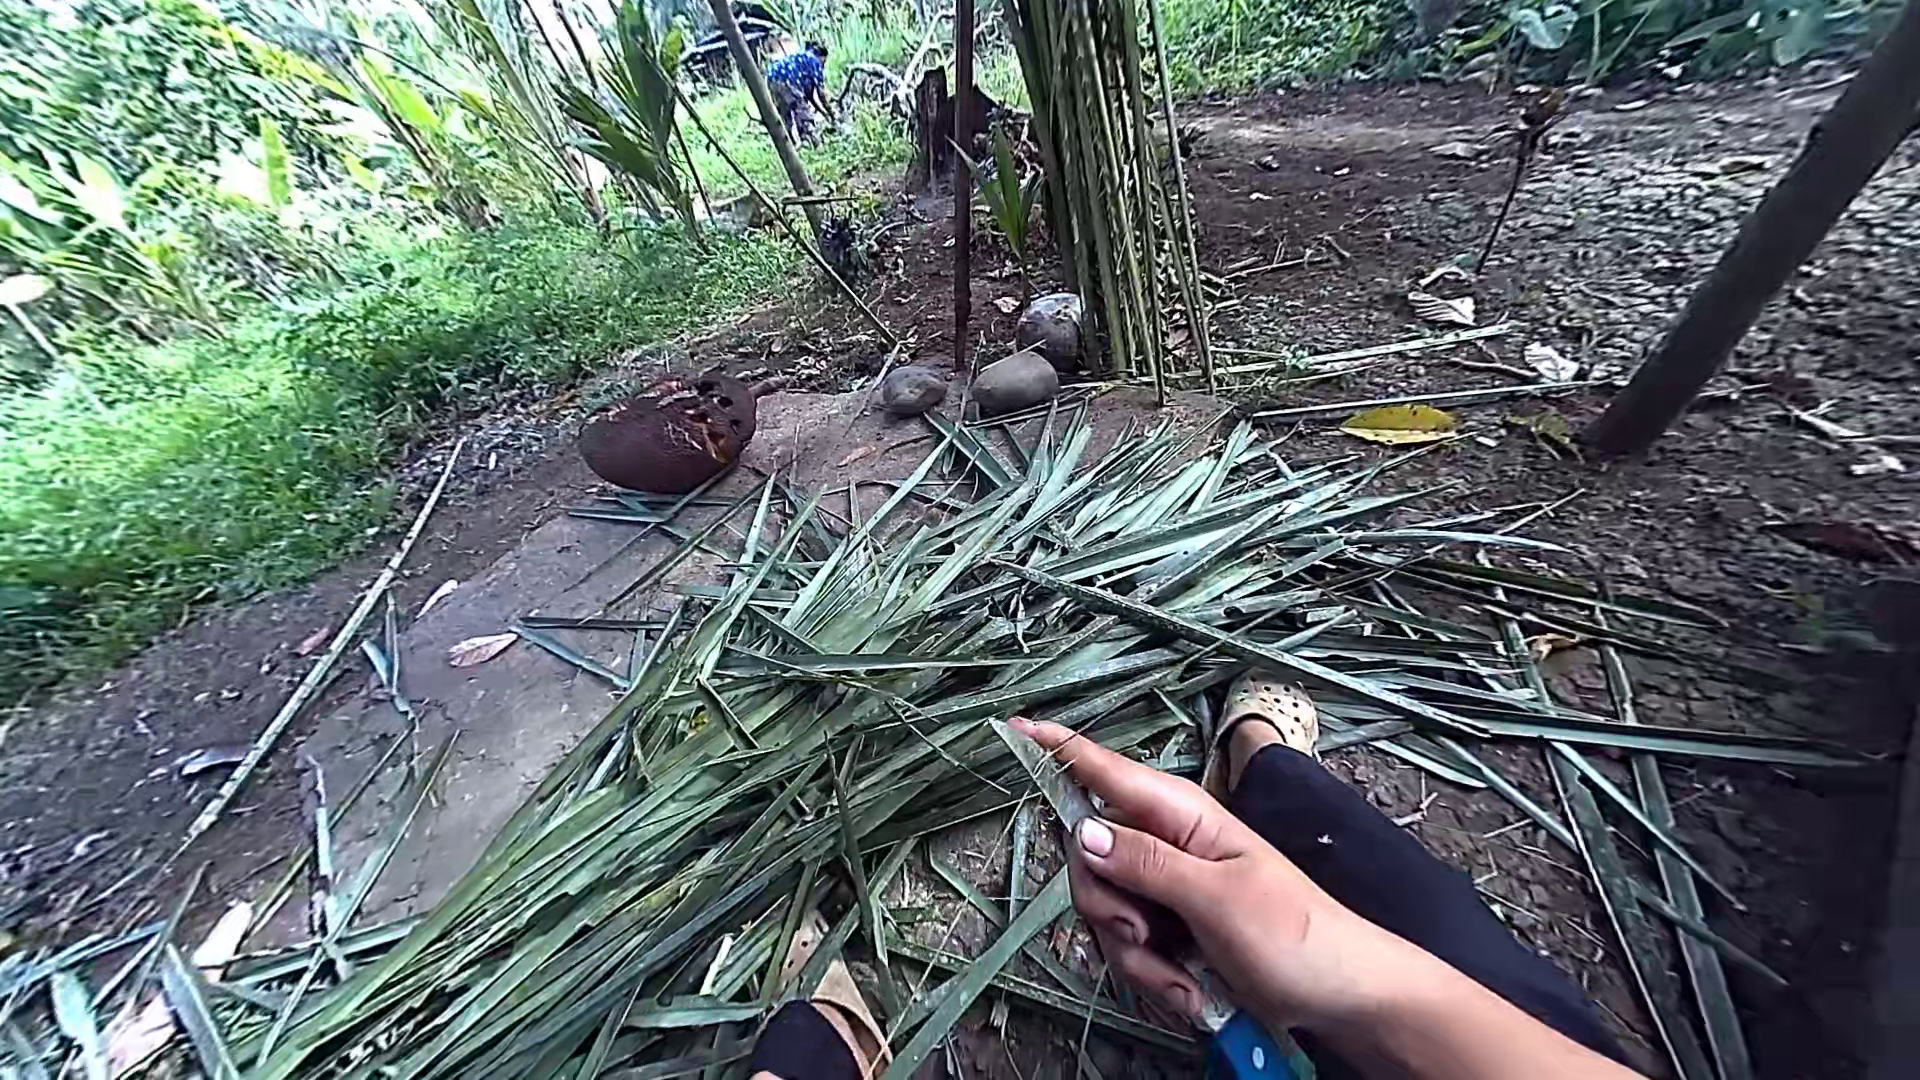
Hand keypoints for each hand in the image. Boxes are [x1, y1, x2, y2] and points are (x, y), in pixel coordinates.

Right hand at [1011, 719, 1644, 1079]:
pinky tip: (1189, 992)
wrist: (1345, 1001)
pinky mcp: (1163, 920)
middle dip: (1107, 905)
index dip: (1057, 745)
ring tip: (1184, 980)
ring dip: (1133, 953)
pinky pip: (1122, 940)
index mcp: (1176, 811)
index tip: (1014, 728)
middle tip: (1145, 937)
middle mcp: (1158, 837)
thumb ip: (1146, 862)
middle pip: (1087, 852)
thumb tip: (1081, 828)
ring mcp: (1159, 880)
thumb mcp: (1220, 899)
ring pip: (1100, 903)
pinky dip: (1149, 974)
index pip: (1104, 767)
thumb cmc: (1296, 934)